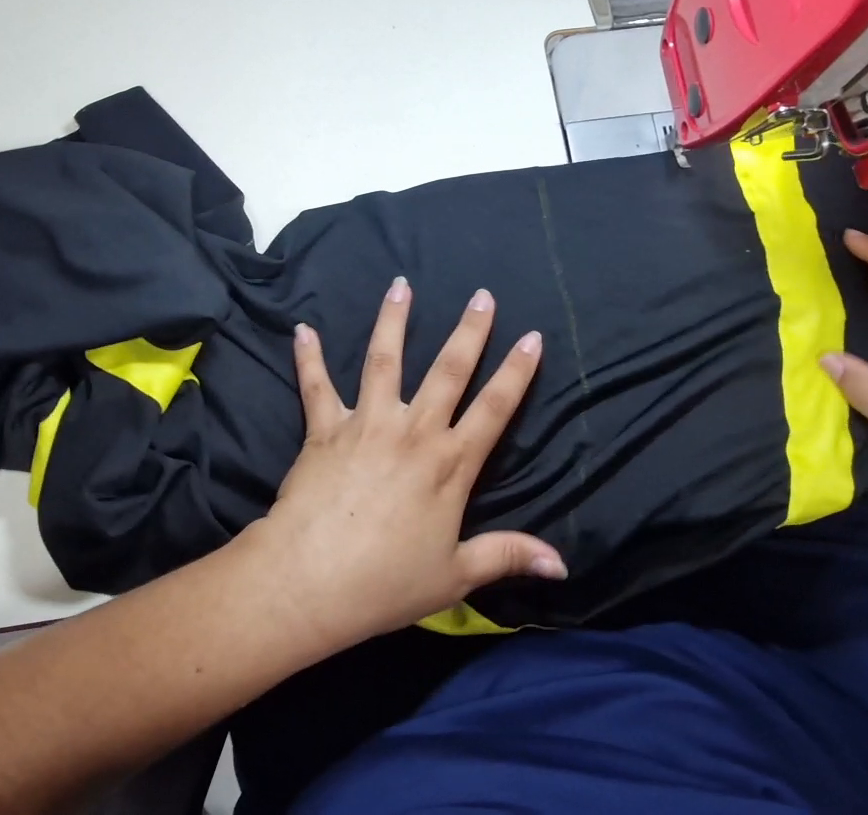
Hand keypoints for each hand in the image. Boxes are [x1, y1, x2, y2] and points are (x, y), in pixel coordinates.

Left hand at [241, 277, 564, 649]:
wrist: (310, 580)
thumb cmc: (386, 581)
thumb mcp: (456, 575)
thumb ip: (507, 556)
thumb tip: (563, 564)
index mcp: (450, 464)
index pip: (495, 409)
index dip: (516, 372)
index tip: (532, 337)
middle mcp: (414, 432)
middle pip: (448, 371)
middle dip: (469, 331)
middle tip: (482, 295)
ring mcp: (367, 424)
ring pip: (385, 361)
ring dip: (394, 321)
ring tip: (401, 285)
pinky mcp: (324, 429)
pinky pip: (316, 386)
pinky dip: (309, 357)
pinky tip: (304, 329)